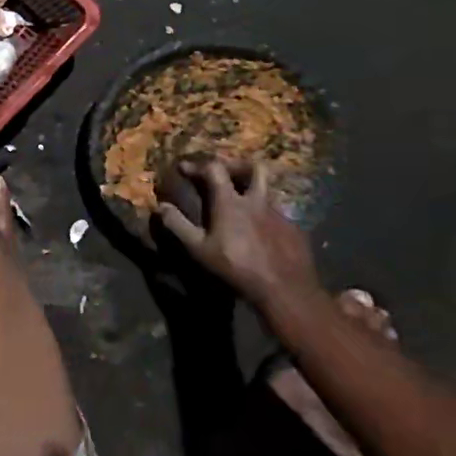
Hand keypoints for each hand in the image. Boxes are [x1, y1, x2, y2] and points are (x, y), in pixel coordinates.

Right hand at [157, 158, 321, 309]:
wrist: (287, 291)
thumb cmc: (236, 266)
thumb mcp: (197, 248)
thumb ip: (176, 224)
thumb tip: (160, 205)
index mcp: (231, 203)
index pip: (215, 169)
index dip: (197, 165)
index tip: (184, 169)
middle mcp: (258, 202)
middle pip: (254, 169)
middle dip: (236, 165)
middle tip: (222, 173)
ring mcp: (280, 215)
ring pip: (267, 191)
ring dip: (251, 190)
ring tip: (238, 202)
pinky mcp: (295, 229)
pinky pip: (277, 212)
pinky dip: (263, 213)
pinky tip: (256, 229)